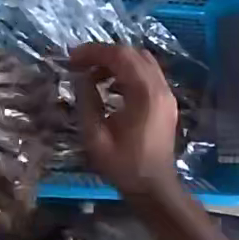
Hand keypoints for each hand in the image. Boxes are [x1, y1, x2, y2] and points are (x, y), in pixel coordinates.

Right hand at [69, 43, 181, 198]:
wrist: (154, 187)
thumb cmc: (123, 165)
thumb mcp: (95, 137)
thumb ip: (87, 102)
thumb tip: (81, 78)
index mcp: (144, 95)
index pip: (120, 56)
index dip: (94, 52)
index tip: (72, 58)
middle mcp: (160, 88)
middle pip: (133, 53)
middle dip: (104, 53)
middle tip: (79, 63)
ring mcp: (166, 94)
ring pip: (142, 61)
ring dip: (116, 61)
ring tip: (92, 74)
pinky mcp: (166, 101)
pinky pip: (147, 73)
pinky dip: (127, 71)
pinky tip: (109, 86)